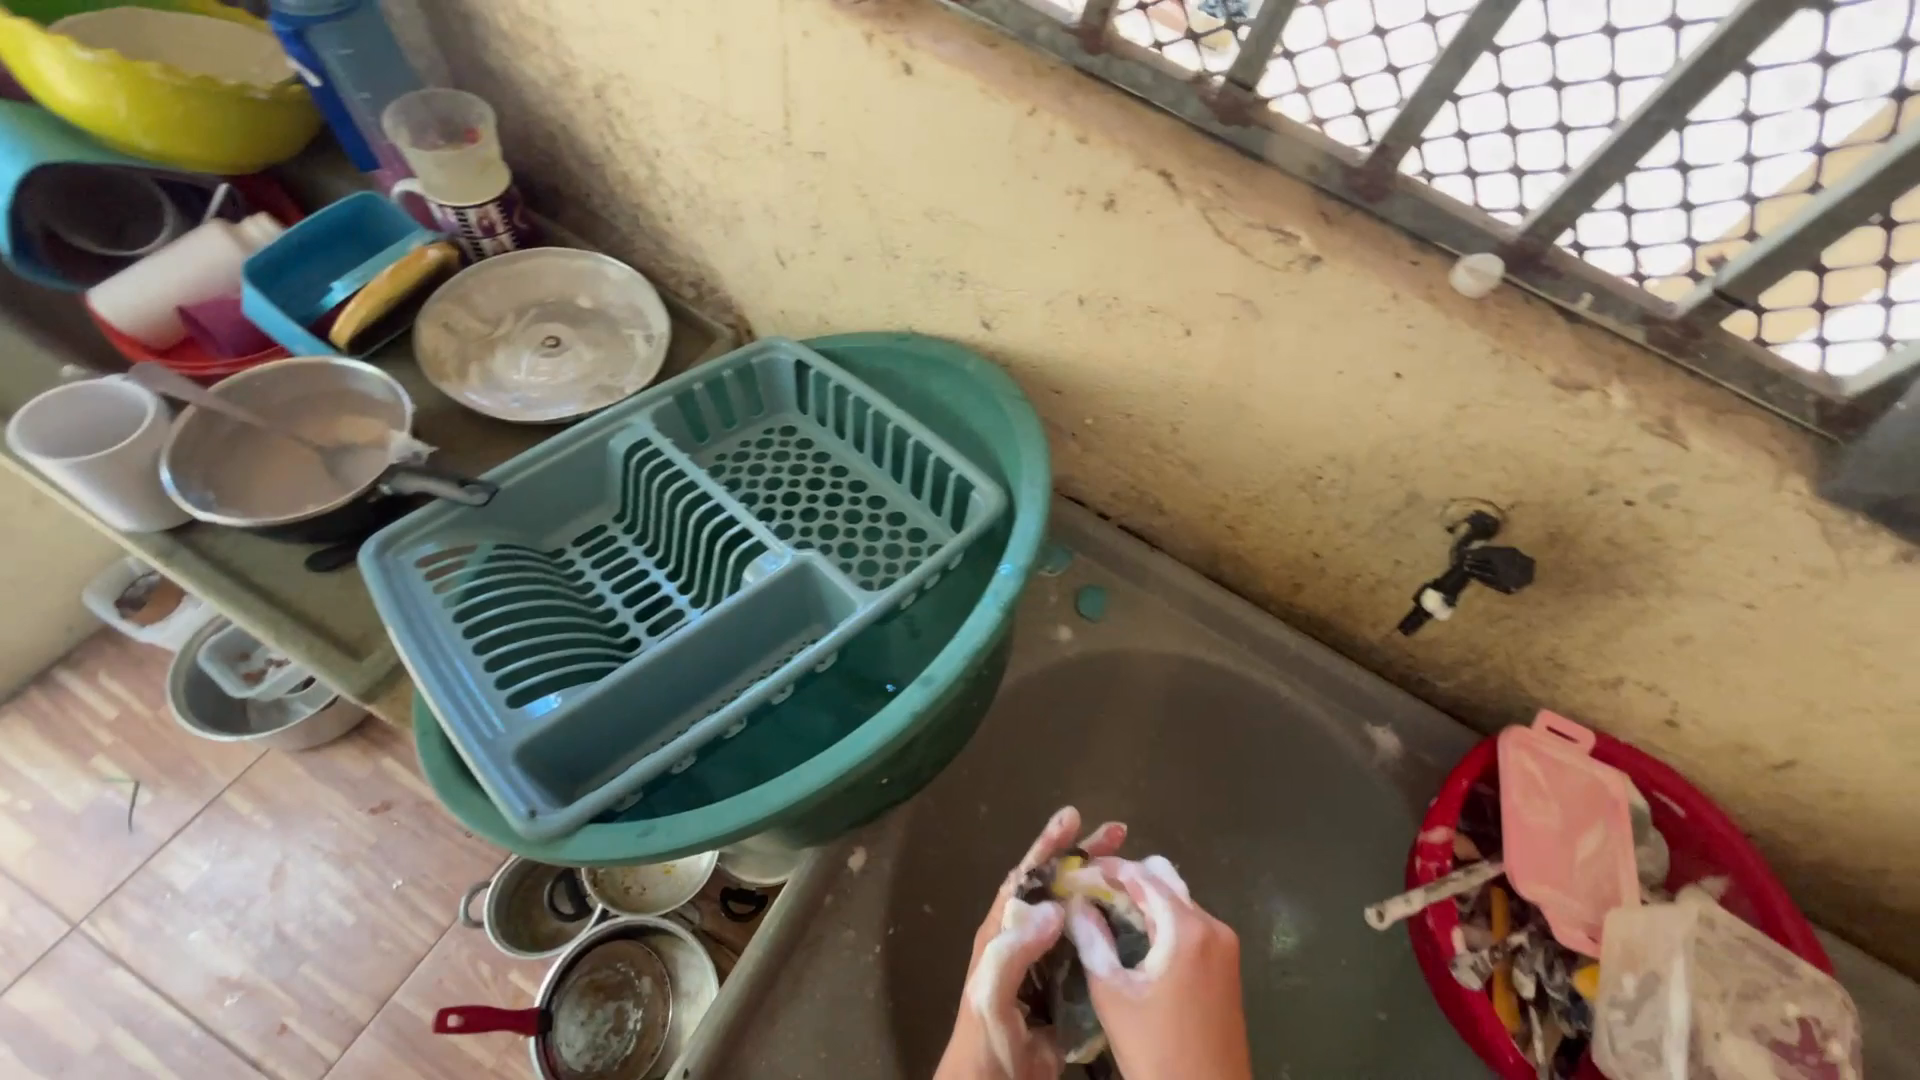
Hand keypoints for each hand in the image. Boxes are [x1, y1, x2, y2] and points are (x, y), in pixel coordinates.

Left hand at [933, 806, 1127, 1079]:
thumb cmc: (984, 1037)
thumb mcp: (990, 992)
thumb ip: (1012, 949)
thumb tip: (1052, 905)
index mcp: (1004, 929)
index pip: (1027, 875)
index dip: (1049, 844)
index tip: (1073, 817)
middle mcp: (1026, 936)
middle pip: (1057, 885)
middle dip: (1084, 857)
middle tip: (1118, 833)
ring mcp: (1047, 961)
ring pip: (1078, 913)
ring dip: (1102, 890)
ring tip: (1134, 871)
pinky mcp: (1065, 987)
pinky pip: (1092, 949)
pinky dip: (1112, 931)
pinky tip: (1137, 925)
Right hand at [1066, 856, 1251, 1079]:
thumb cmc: (1157, 1053)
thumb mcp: (1114, 995)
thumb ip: (1093, 940)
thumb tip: (1076, 903)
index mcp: (1188, 929)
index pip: (1142, 876)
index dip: (1106, 869)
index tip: (1074, 872)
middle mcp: (1212, 926)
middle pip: (1164, 880)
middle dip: (1125, 879)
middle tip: (1089, 893)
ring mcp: (1225, 946)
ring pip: (1177, 900)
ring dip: (1143, 899)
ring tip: (1103, 911)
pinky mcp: (1227, 966)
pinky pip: (1189, 924)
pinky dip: (1161, 920)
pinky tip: (1133, 936)